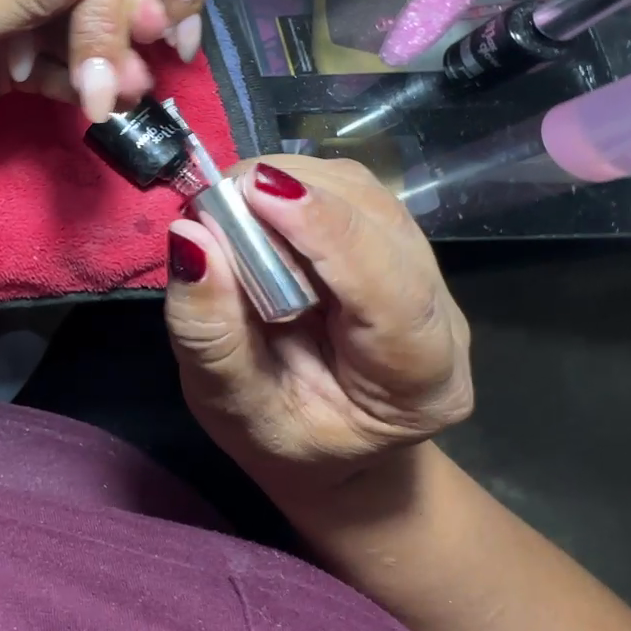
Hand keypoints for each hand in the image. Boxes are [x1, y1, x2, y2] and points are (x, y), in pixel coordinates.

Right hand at [165, 156, 472, 502]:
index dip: (322, 228)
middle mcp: (441, 319)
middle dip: (293, 196)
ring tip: (229, 211)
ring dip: (289, 184)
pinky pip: (350, 193)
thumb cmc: (281, 438)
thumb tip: (189, 237)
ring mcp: (425, 275)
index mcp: (416, 380)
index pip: (387, 287)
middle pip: (379, 224)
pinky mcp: (393, 246)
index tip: (252, 191)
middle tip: (213, 206)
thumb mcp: (229, 404)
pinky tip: (255, 214)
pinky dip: (293, 186)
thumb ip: (208, 331)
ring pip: (367, 195)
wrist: (328, 446)